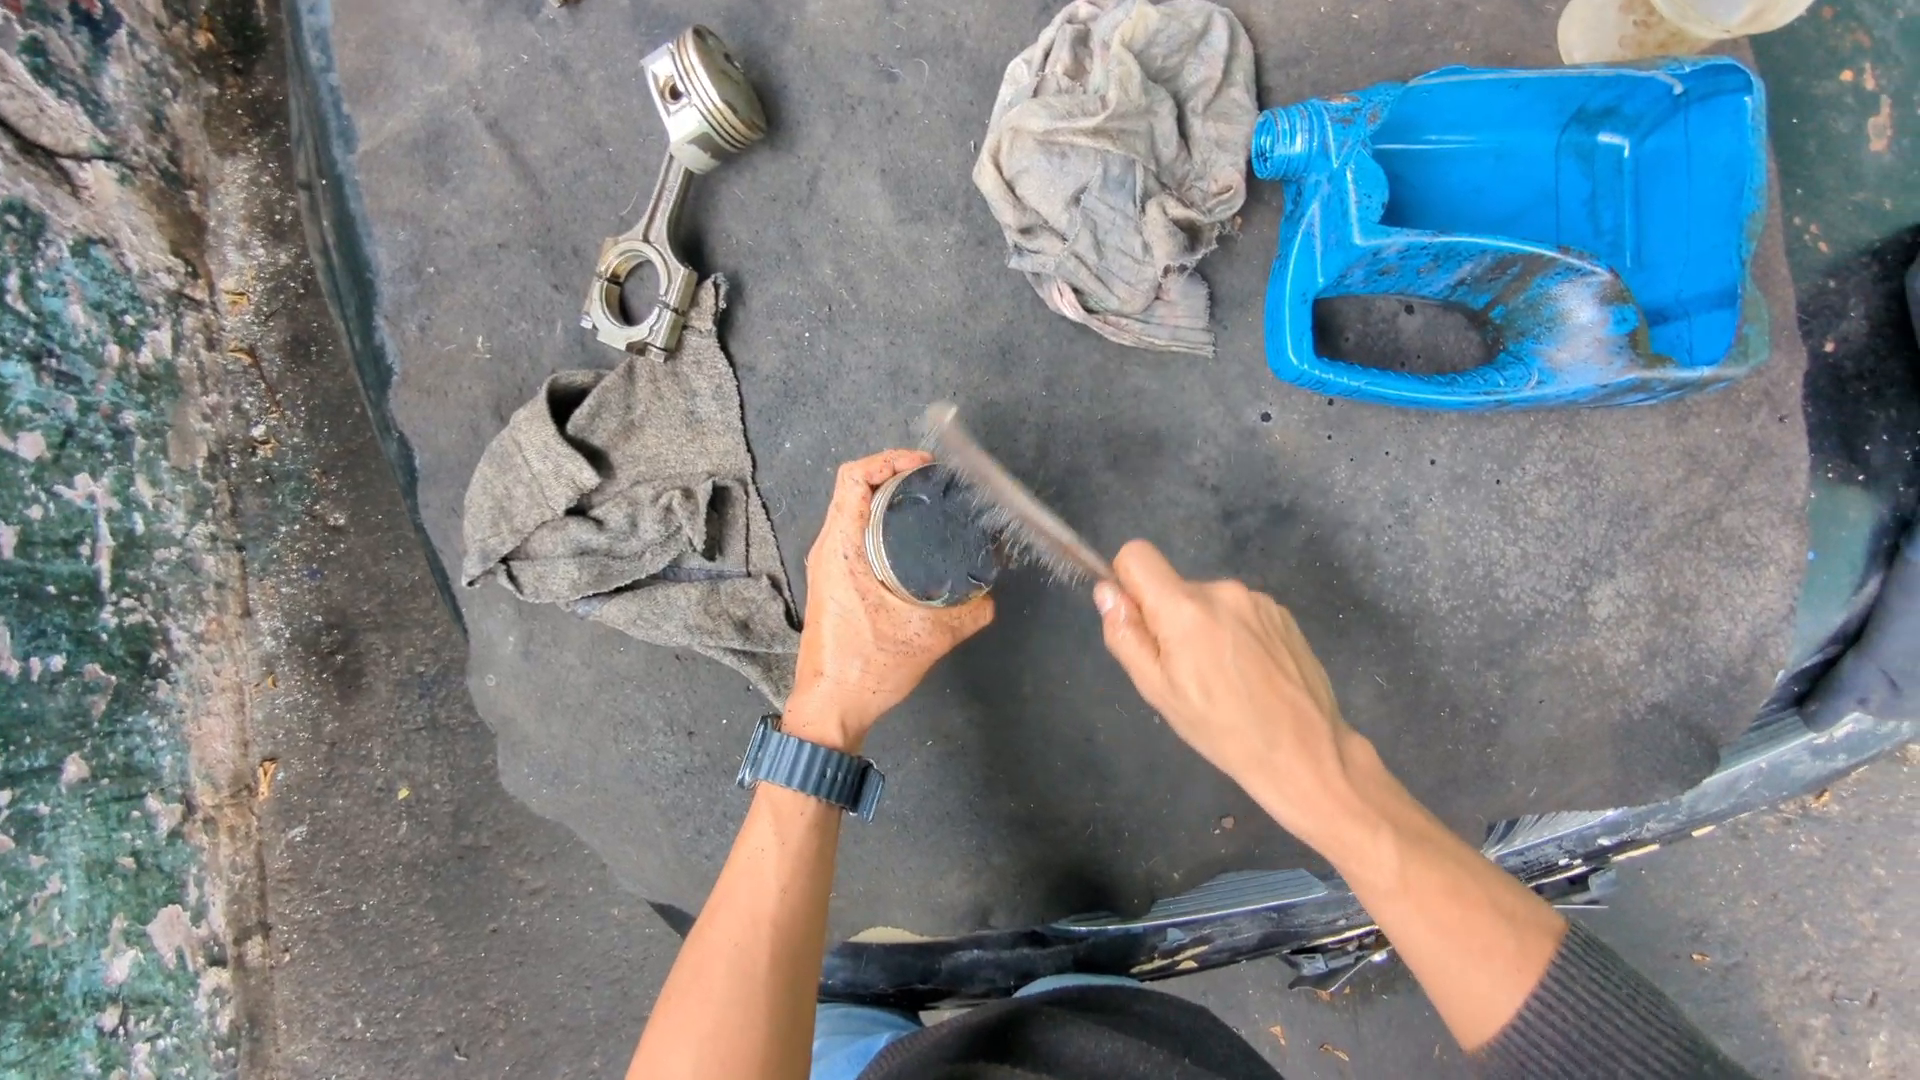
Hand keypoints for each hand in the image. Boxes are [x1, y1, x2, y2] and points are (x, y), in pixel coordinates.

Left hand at [786, 450, 993, 750]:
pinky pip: (851, 534)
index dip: (888, 459)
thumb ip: (968, 614)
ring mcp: (826, 565)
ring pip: (850, 511)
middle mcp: (827, 550)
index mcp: (841, 549)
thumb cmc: (865, 670)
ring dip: (884, 499)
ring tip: (924, 502)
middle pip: (853, 488)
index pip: (853, 478)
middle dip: (893, 475)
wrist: (830, 706)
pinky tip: (908, 540)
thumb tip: (989, 596)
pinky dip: (878, 524)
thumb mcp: (928, 638)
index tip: (923, 465)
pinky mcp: (832, 581)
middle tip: (931, 482)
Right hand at [1094, 540, 1363, 850]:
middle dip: (1169, 619)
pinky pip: (1239, 612)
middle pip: (1174, 587)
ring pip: (1208, 602)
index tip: (1139, 621)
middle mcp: (1221, 590)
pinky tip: (1249, 672)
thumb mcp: (1157, 690)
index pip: (1136, 554)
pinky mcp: (1282, 614)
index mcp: (1184, 607)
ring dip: (1204, 628)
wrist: (1304, 750)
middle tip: (1185, 671)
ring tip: (1222, 677)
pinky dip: (1235, 634)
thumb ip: (1125, 635)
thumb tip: (1107, 592)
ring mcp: (1257, 600)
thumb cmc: (1220, 728)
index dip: (1127, 582)